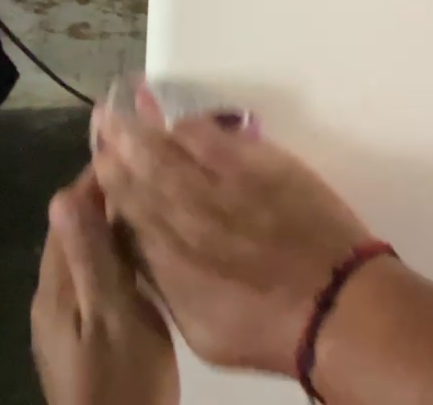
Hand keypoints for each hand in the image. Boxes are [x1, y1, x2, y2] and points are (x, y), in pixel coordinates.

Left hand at [31, 168, 178, 404]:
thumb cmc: (120, 380)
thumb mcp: (111, 315)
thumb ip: (90, 256)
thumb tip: (63, 194)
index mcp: (56, 285)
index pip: (71, 208)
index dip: (100, 174)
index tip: (139, 147)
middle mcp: (55, 292)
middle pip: (79, 225)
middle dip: (112, 192)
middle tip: (162, 167)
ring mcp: (70, 313)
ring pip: (93, 248)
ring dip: (120, 219)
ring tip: (164, 196)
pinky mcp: (90, 328)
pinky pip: (103, 270)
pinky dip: (125, 248)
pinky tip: (156, 247)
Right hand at [92, 87, 373, 376]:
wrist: (333, 299)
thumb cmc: (268, 326)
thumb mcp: (201, 328)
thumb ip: (167, 285)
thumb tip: (147, 254)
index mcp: (172, 262)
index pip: (129, 215)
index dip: (112, 184)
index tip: (99, 161)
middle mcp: (190, 218)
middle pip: (145, 174)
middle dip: (120, 145)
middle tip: (103, 118)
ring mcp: (226, 186)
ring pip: (175, 151)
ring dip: (148, 129)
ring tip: (129, 105)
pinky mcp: (262, 164)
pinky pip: (218, 138)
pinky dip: (194, 127)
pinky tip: (180, 119)